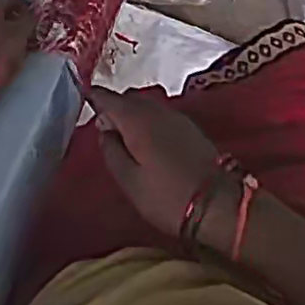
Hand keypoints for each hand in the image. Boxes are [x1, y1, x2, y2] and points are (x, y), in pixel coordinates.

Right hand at [88, 87, 223, 238]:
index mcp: (135, 118)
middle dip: (113, 107)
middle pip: (126, 97)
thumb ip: (110, 151)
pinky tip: (148, 142)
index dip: (92, 97)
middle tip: (105, 131)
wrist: (222, 207)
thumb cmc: (169, 196)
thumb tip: (104, 130)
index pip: (106, 97)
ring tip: (126, 139)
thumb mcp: (129, 181)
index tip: (82, 102)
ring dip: (132, 114)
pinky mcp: (189, 127)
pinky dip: (148, 119)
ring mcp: (175, 115)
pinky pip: (159, 113)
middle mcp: (154, 109)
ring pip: (144, 104)